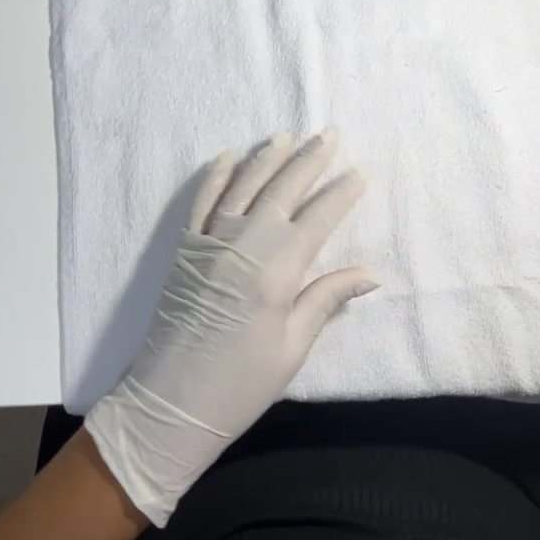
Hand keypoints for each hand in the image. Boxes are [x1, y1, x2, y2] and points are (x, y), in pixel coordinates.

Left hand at [84, 131, 376, 525]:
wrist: (169, 404)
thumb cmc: (240, 384)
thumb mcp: (293, 347)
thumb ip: (326, 299)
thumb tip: (371, 273)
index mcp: (278, 269)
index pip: (319, 217)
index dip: (343, 192)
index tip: (362, 170)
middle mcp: (245, 243)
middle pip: (283, 189)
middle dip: (310, 160)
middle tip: (331, 135)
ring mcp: (210, 241)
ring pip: (244, 185)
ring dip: (268, 157)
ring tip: (288, 135)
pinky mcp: (184, 248)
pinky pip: (201, 201)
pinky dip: (216, 175)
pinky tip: (229, 156)